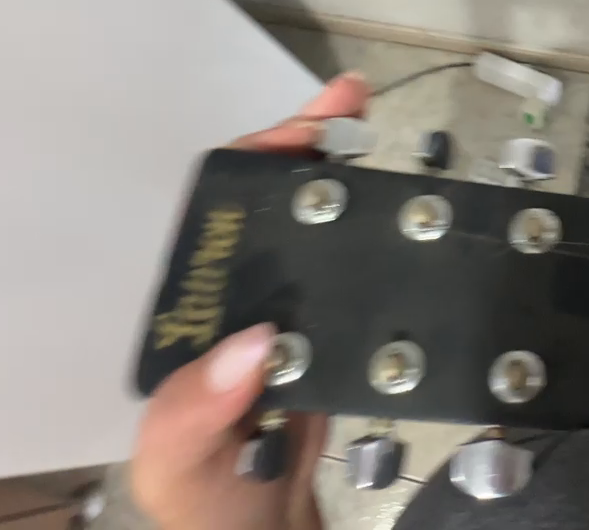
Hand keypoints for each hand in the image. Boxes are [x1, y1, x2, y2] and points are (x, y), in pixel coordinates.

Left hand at [130, 73, 369, 529]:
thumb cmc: (217, 503)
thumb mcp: (181, 469)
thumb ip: (192, 418)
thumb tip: (253, 339)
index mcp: (202, 307)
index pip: (223, 212)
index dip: (262, 160)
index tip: (310, 134)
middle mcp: (245, 292)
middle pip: (274, 197)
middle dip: (310, 137)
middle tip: (353, 99)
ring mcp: (297, 302)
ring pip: (319, 216)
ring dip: (343, 160)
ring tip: (372, 118)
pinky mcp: (342, 319)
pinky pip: (360, 255)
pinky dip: (380, 214)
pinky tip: (407, 195)